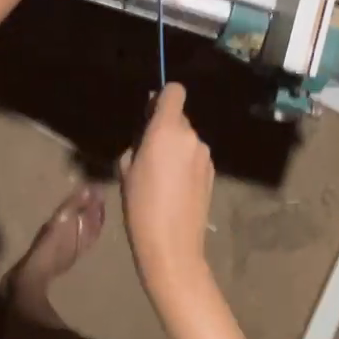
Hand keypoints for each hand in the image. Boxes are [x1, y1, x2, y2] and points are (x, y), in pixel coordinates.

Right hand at [119, 84, 214, 293]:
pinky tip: (174, 188)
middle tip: (147, 153)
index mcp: (167, 130)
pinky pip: (194, 157)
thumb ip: (138, 141)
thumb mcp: (126, 168)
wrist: (172, 246)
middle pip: (179, 117)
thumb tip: (146, 131)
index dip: (162, 98)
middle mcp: (191, 137)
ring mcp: (205, 155)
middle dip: (164, 128)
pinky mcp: (212, 173)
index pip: (174, 91)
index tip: (149, 115)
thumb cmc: (141, 206)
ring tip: (160, 176)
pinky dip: (185, 163)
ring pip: (187, 139)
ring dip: (175, 147)